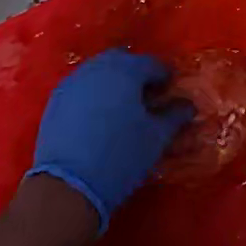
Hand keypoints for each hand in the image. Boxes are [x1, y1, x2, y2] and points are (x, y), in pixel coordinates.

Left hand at [26, 49, 192, 228]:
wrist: (68, 184)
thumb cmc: (120, 156)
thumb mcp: (155, 138)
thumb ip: (174, 117)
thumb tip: (188, 105)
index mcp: (126, 69)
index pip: (152, 63)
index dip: (165, 76)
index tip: (171, 92)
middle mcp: (99, 66)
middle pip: (124, 61)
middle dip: (137, 74)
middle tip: (147, 98)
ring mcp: (74, 80)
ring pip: (100, 71)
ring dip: (114, 82)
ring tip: (123, 108)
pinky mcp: (57, 98)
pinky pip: (82, 86)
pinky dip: (94, 94)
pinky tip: (98, 117)